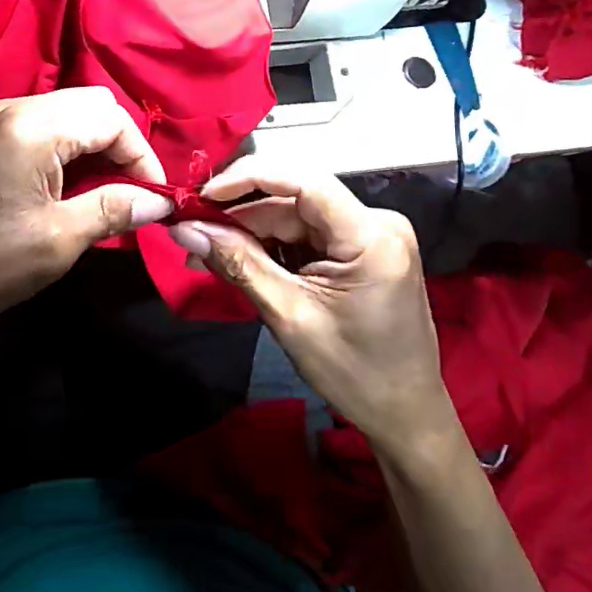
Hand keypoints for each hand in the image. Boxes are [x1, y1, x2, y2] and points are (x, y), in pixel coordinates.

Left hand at [0, 87, 174, 335]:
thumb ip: (115, 210)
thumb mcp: (57, 241)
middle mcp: (14, 109)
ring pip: (72, 112)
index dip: (142, 156)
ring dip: (98, 145)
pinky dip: (71, 147)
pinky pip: (46, 124)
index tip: (153, 196)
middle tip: (131, 190)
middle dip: (123, 145)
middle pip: (95, 106)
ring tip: (106, 190)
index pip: (113, 119)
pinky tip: (70, 185)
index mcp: (33, 129)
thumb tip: (160, 202)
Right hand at [169, 159, 456, 453]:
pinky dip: (277, 247)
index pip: (307, 183)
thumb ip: (240, 265)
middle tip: (191, 233)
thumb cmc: (356, 374)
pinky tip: (242, 259)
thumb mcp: (291, 318)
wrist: (405, 412)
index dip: (251, 178)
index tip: (204, 194)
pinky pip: (312, 236)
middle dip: (243, 216)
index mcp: (373, 235)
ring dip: (254, 233)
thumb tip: (187, 229)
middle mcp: (378, 222)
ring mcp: (374, 234)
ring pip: (301, 219)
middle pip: (299, 202)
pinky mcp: (365, 250)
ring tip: (206, 252)